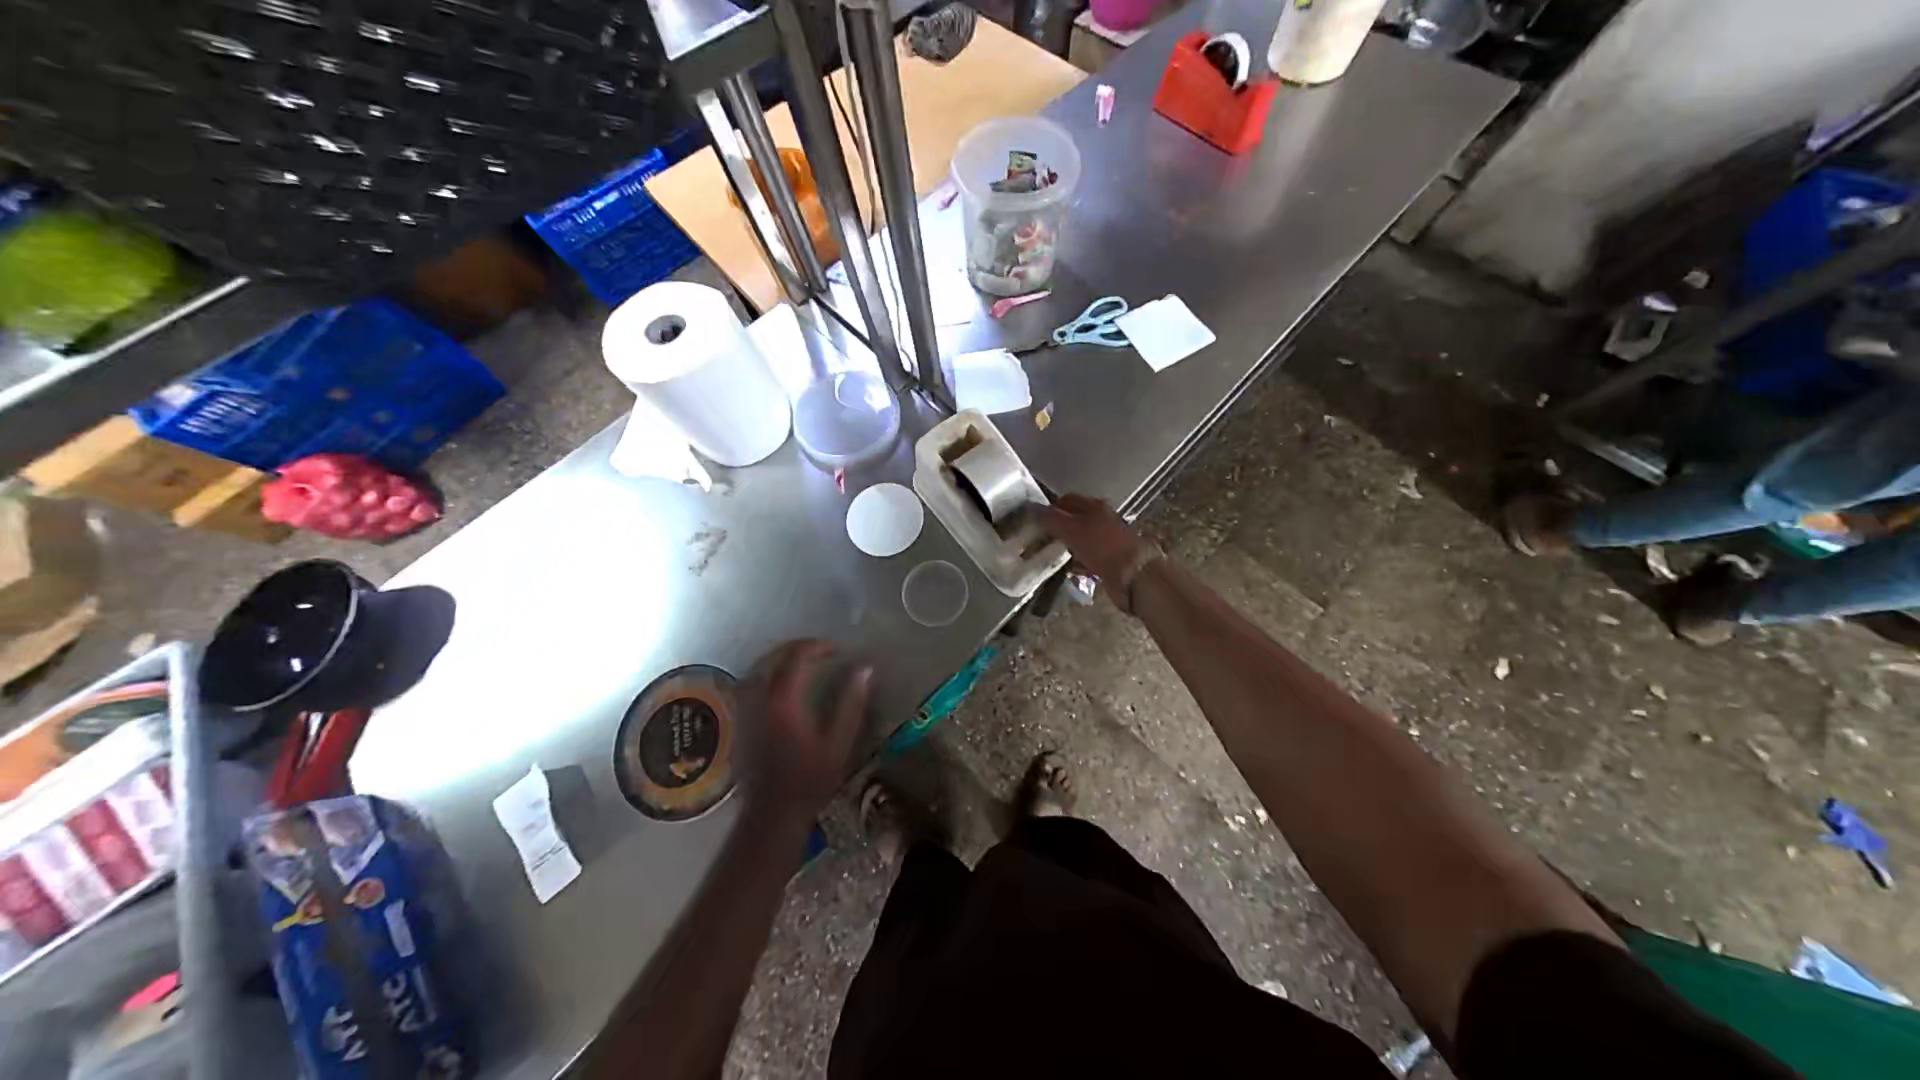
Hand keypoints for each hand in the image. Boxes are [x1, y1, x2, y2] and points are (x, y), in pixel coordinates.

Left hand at [738, 641, 873, 825]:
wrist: (773, 815)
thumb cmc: (810, 781)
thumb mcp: (839, 742)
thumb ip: (852, 703)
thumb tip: (865, 670)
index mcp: (784, 701)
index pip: (797, 657)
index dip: (818, 646)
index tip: (838, 650)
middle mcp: (759, 700)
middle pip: (773, 657)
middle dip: (797, 647)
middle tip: (821, 650)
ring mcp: (746, 711)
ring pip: (758, 669)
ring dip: (780, 659)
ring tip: (804, 662)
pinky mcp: (740, 722)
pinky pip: (750, 685)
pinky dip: (768, 674)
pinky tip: (783, 685)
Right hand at [1036, 494, 1149, 590]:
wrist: (1134, 575)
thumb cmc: (1101, 546)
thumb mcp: (1071, 530)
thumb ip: (1051, 519)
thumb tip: (1031, 508)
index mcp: (1094, 506)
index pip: (1068, 500)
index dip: (1051, 507)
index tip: (1036, 520)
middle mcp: (1103, 520)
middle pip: (1075, 519)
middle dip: (1058, 528)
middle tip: (1041, 539)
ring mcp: (1108, 541)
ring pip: (1082, 540)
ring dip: (1068, 546)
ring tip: (1052, 555)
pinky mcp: (1111, 560)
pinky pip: (1089, 558)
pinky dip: (1079, 562)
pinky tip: (1070, 569)